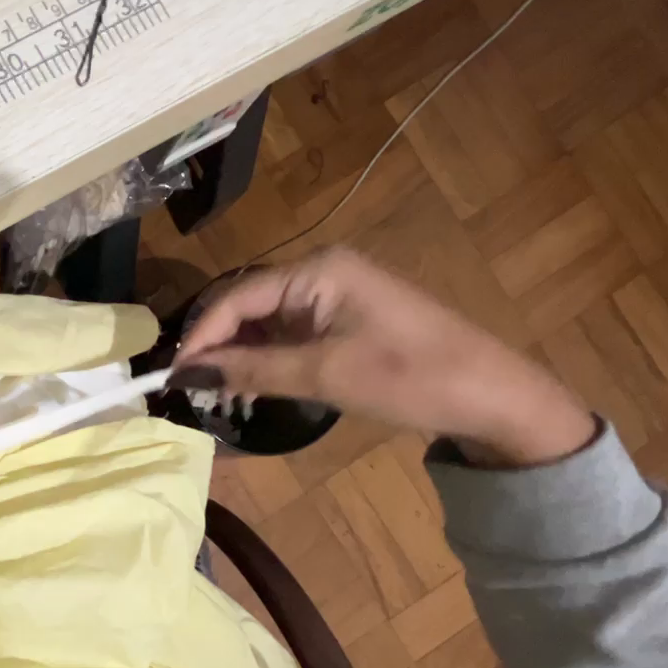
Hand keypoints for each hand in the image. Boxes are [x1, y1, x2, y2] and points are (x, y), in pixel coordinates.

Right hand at [174, 249, 594, 465]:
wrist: (494, 397)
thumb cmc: (410, 377)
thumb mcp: (324, 374)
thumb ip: (251, 370)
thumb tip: (187, 374)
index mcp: (317, 270)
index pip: (236, 297)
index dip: (200, 336)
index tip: (173, 378)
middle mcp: (321, 273)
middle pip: (246, 305)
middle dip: (215, 346)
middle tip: (190, 390)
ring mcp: (335, 297)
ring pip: (264, 323)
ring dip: (237, 356)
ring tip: (214, 394)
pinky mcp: (345, 321)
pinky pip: (288, 336)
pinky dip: (264, 361)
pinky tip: (250, 387)